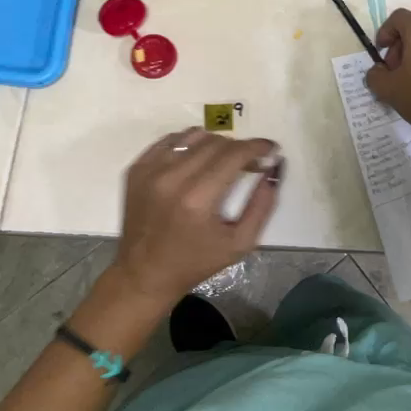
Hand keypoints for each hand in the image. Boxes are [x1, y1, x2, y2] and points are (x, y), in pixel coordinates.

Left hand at [104, 129, 281, 306]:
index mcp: (198, 199)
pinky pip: (169, 140)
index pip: (235, 154)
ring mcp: (150, 172)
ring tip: (221, 161)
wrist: (144, 275)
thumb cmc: (196, 262)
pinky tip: (195, 160)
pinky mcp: (136, 170)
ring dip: (214, 144)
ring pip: (193, 136)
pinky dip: (188, 144)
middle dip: (239, 148)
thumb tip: (274, 169)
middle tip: (249, 163)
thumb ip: (263, 204)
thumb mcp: (240, 242)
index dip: (257, 146)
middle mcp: (172, 178)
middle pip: (216, 142)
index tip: (270, 148)